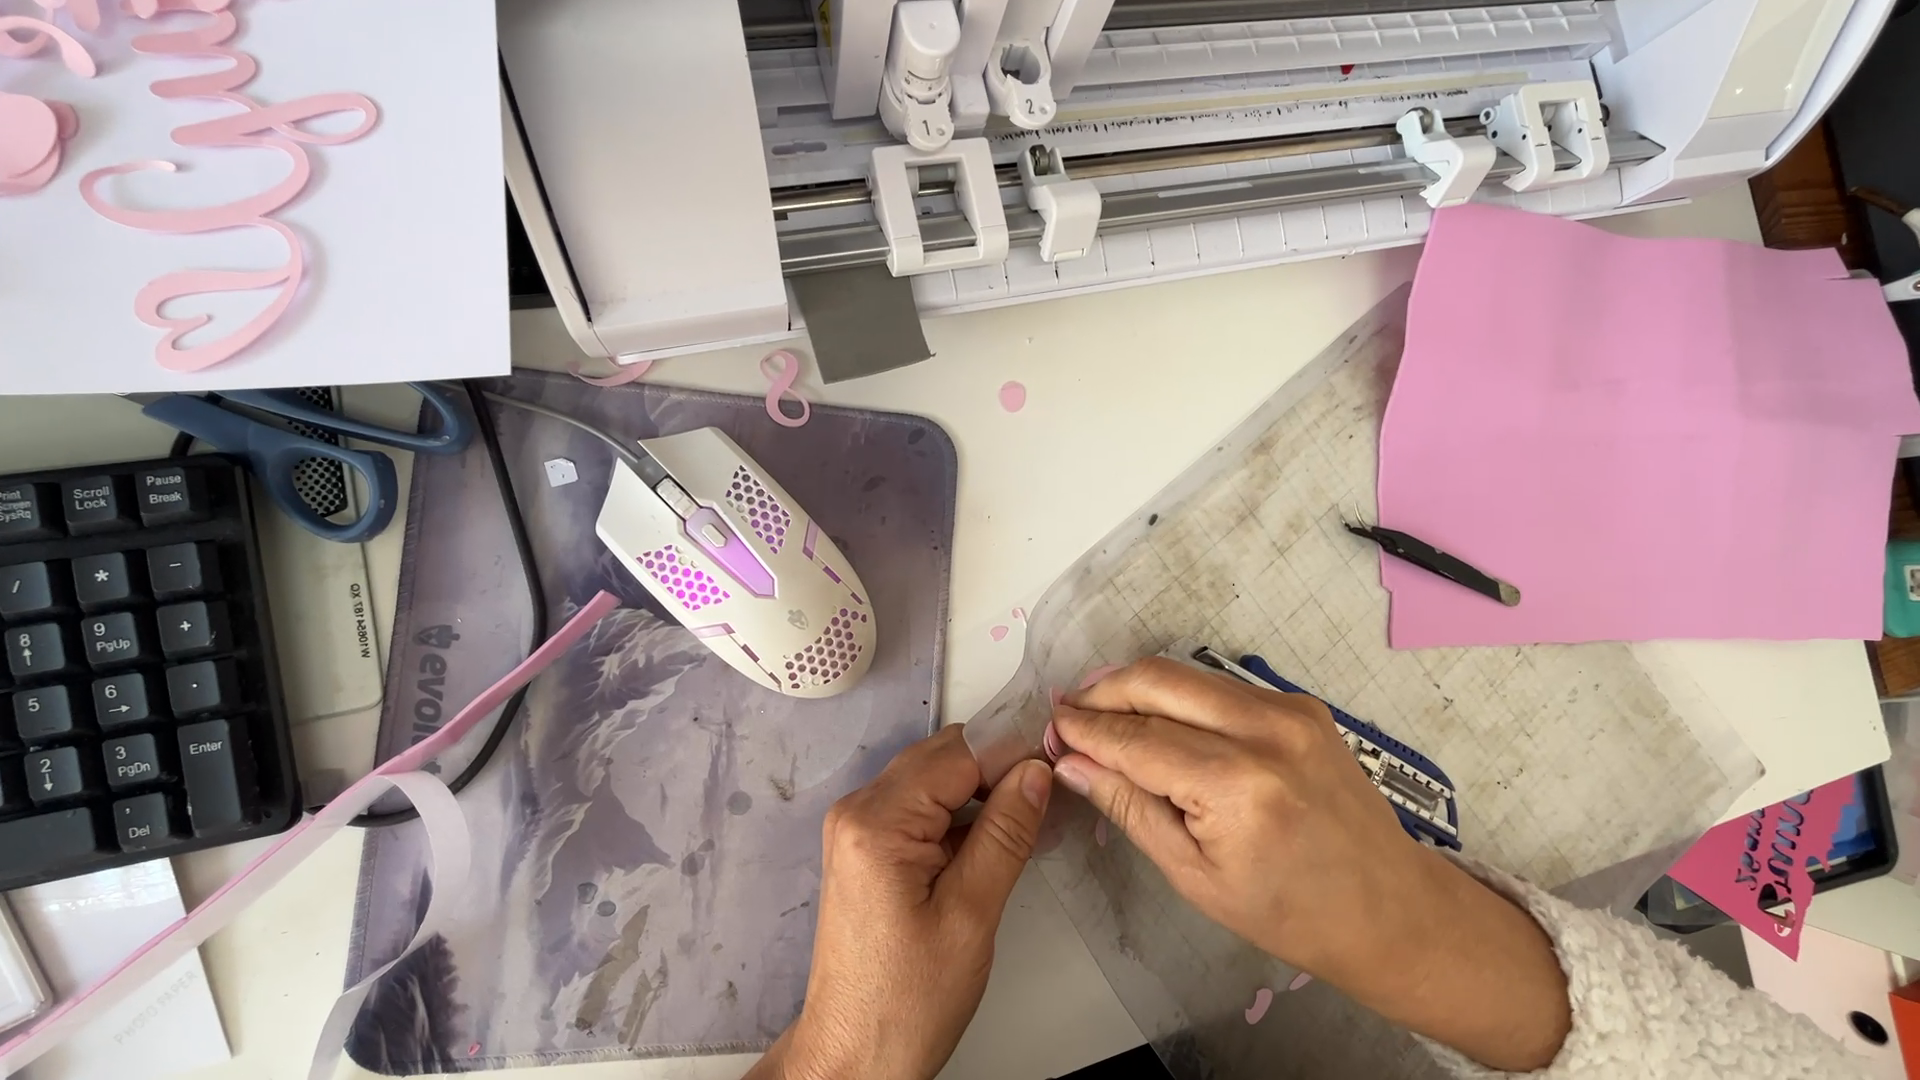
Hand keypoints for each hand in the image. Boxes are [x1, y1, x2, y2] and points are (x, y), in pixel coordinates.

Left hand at [748, 726, 1052, 1079]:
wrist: (854, 1057)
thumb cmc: (909, 998)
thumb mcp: (971, 914)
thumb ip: (1005, 834)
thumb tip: (1036, 771)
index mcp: (877, 820)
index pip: (956, 754)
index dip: (1009, 754)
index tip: (1056, 766)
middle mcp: (858, 809)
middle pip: (940, 757)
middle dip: (995, 766)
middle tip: (1048, 791)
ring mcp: (858, 827)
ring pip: (931, 778)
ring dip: (979, 788)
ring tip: (1028, 813)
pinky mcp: (866, 846)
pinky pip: (918, 806)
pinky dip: (957, 812)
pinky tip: (993, 833)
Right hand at [1050, 657, 1568, 1071]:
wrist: (1391, 908)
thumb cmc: (1286, 910)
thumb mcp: (1192, 874)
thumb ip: (1127, 806)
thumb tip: (1071, 762)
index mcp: (1237, 785)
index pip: (1135, 739)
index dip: (1085, 729)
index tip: (1051, 726)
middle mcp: (1264, 730)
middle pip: (1157, 681)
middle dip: (1102, 691)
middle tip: (1070, 712)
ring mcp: (1288, 709)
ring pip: (1185, 673)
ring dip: (1135, 686)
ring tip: (1102, 712)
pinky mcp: (1299, 703)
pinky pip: (1217, 685)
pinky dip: (1176, 694)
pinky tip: (1156, 718)